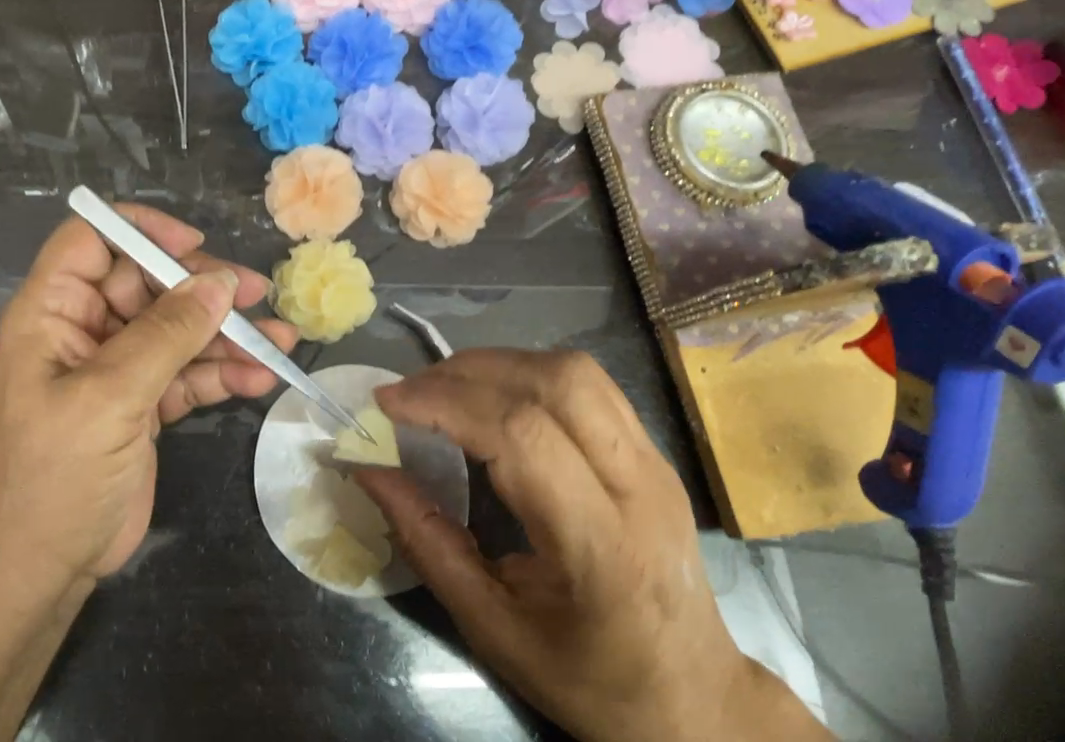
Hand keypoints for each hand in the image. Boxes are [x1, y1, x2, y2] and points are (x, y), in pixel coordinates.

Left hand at [0, 205, 297, 600]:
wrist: (43, 566)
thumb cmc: (56, 474)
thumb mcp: (110, 397)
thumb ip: (166, 336)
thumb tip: (219, 284)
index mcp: (53, 313)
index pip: (91, 241)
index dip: (139, 232)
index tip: (193, 245)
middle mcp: (84, 330)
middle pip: (147, 283)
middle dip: (201, 288)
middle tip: (256, 294)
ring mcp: (116, 369)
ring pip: (176, 329)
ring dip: (226, 334)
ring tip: (280, 341)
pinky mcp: (142, 405)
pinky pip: (188, 373)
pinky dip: (223, 373)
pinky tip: (261, 378)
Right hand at [355, 349, 823, 741]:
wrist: (694, 699)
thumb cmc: (588, 677)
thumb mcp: (492, 628)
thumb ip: (426, 542)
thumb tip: (369, 472)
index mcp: (600, 544)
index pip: (521, 434)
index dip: (446, 404)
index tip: (387, 404)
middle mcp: (639, 488)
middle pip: (555, 383)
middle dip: (467, 373)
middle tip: (410, 394)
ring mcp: (656, 464)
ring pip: (575, 371)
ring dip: (498, 365)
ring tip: (444, 389)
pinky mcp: (655, 455)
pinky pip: (588, 386)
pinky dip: (526, 375)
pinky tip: (491, 400)